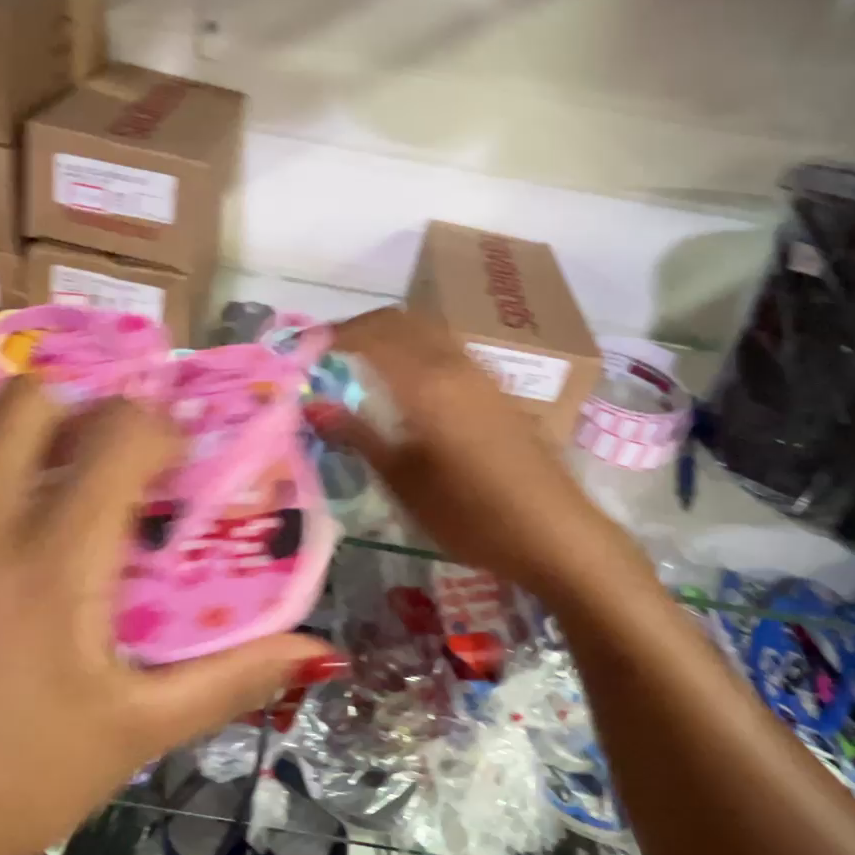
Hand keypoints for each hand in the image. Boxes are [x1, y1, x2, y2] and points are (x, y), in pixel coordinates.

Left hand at [0, 379, 339, 854]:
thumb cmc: (8, 790)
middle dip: (70, 414)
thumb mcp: (131, 735)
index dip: (156, 428)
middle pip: (26, 402)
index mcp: (53, 557)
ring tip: (1, 594)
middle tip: (88, 472)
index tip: (167, 463)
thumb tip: (318, 649)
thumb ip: (228, 680)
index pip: (120, 433)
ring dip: (1, 507)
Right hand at [308, 307, 633, 597]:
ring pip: (428, 333)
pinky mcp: (498, 391)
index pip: (370, 333)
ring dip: (391, 337)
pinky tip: (408, 389)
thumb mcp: (403, 482)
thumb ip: (358, 436)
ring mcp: (482, 375)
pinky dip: (417, 352)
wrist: (553, 532)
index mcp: (425, 382)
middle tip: (328, 357)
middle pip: (401, 321)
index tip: (302, 352)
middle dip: (361, 329)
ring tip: (362, 369)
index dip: (332, 336)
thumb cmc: (469, 515)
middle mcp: (455, 364)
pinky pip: (448, 352)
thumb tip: (314, 406)